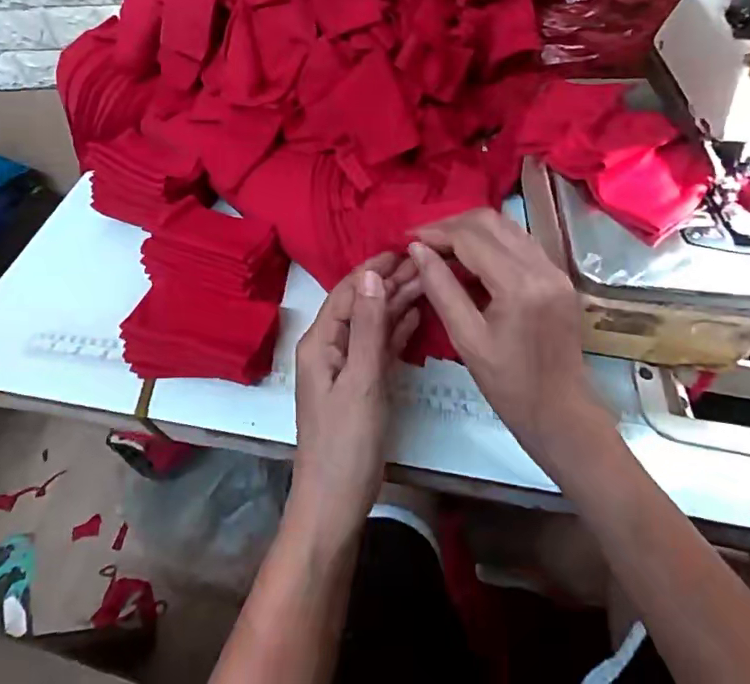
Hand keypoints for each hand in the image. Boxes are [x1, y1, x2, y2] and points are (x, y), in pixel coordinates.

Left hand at [292, 251, 422, 529]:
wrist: (335, 502)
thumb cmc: (346, 443)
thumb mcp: (361, 381)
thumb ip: (367, 328)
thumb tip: (372, 276)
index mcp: (320, 343)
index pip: (347, 291)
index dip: (374, 268)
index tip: (406, 248)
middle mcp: (329, 348)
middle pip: (361, 304)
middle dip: (391, 282)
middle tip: (428, 261)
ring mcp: (344, 367)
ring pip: (372, 324)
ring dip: (397, 302)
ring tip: (430, 280)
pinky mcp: (360, 384)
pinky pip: (379, 346)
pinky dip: (397, 329)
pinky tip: (416, 314)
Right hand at [408, 210, 607, 464]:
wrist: (560, 411)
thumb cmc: (509, 385)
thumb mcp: (466, 339)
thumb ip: (441, 288)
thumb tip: (417, 250)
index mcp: (519, 285)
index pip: (471, 237)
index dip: (436, 232)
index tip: (408, 239)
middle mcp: (541, 267)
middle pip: (491, 221)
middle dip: (452, 225)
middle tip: (423, 242)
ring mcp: (554, 269)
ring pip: (507, 227)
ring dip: (472, 230)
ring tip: (442, 248)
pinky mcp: (558, 276)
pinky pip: (520, 243)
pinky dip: (492, 243)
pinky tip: (471, 261)